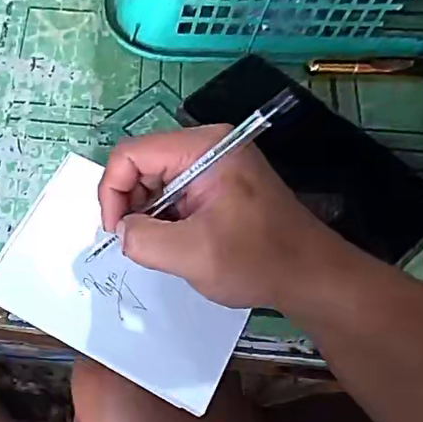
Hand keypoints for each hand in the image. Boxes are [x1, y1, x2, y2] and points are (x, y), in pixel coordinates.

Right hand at [98, 126, 349, 309]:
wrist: (310, 274)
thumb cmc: (259, 261)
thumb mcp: (191, 254)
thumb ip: (143, 239)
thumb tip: (122, 230)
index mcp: (203, 148)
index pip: (130, 154)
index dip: (112, 193)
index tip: (118, 232)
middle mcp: (208, 146)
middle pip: (141, 165)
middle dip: (129, 205)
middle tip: (138, 242)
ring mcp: (214, 164)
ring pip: (154, 181)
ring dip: (147, 216)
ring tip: (162, 246)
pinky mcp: (218, 184)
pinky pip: (173, 194)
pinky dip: (164, 219)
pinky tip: (177, 243)